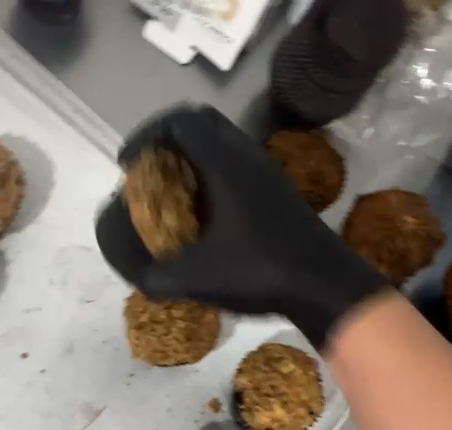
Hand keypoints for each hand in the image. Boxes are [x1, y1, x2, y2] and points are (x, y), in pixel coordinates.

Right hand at [95, 104, 388, 345]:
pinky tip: (202, 219)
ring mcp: (266, 175)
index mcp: (225, 163)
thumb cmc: (259, 272)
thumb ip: (152, 274)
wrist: (323, 285)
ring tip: (169, 197)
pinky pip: (236, 171)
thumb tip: (129, 268)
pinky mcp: (276, 196)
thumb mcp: (194, 280)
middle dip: (167, 144)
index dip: (147, 135)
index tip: (127, 164)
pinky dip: (211, 182)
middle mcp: (247, 158)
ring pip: (222, 148)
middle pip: (202, 126)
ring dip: (191, 163)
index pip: (182, 121)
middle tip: (147, 174)